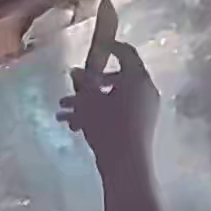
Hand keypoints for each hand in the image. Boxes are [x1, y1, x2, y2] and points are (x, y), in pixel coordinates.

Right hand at [58, 41, 158, 171]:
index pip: (126, 53)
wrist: (126, 164)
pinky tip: (76, 125)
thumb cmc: (108, 127)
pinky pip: (119, 111)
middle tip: (74, 87)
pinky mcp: (141, 125)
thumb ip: (83, 84)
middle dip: (92, 83)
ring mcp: (145, 109)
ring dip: (90, 102)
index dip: (110, 46)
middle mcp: (145, 90)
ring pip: (115, 97)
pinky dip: (100, 113)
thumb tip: (75, 71)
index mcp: (137, 78)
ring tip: (65, 112)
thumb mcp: (89, 102)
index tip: (97, 46)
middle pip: (118, 78)